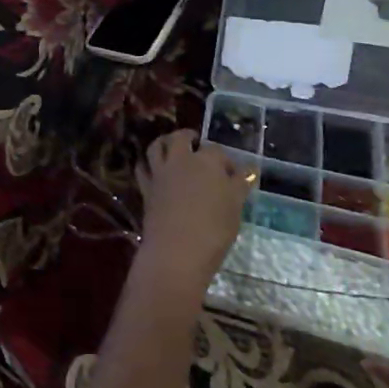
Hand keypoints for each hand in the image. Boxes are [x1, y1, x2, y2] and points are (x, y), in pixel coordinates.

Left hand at [133, 130, 252, 279]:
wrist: (177, 249)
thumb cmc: (214, 228)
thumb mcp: (235, 206)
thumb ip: (238, 185)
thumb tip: (246, 172)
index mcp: (207, 161)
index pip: (217, 151)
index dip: (225, 160)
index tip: (232, 173)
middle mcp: (180, 160)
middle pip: (180, 138)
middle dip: (189, 137)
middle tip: (196, 143)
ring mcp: (160, 173)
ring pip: (156, 147)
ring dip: (163, 142)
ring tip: (172, 147)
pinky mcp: (145, 188)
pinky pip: (142, 168)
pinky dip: (147, 164)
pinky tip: (153, 168)